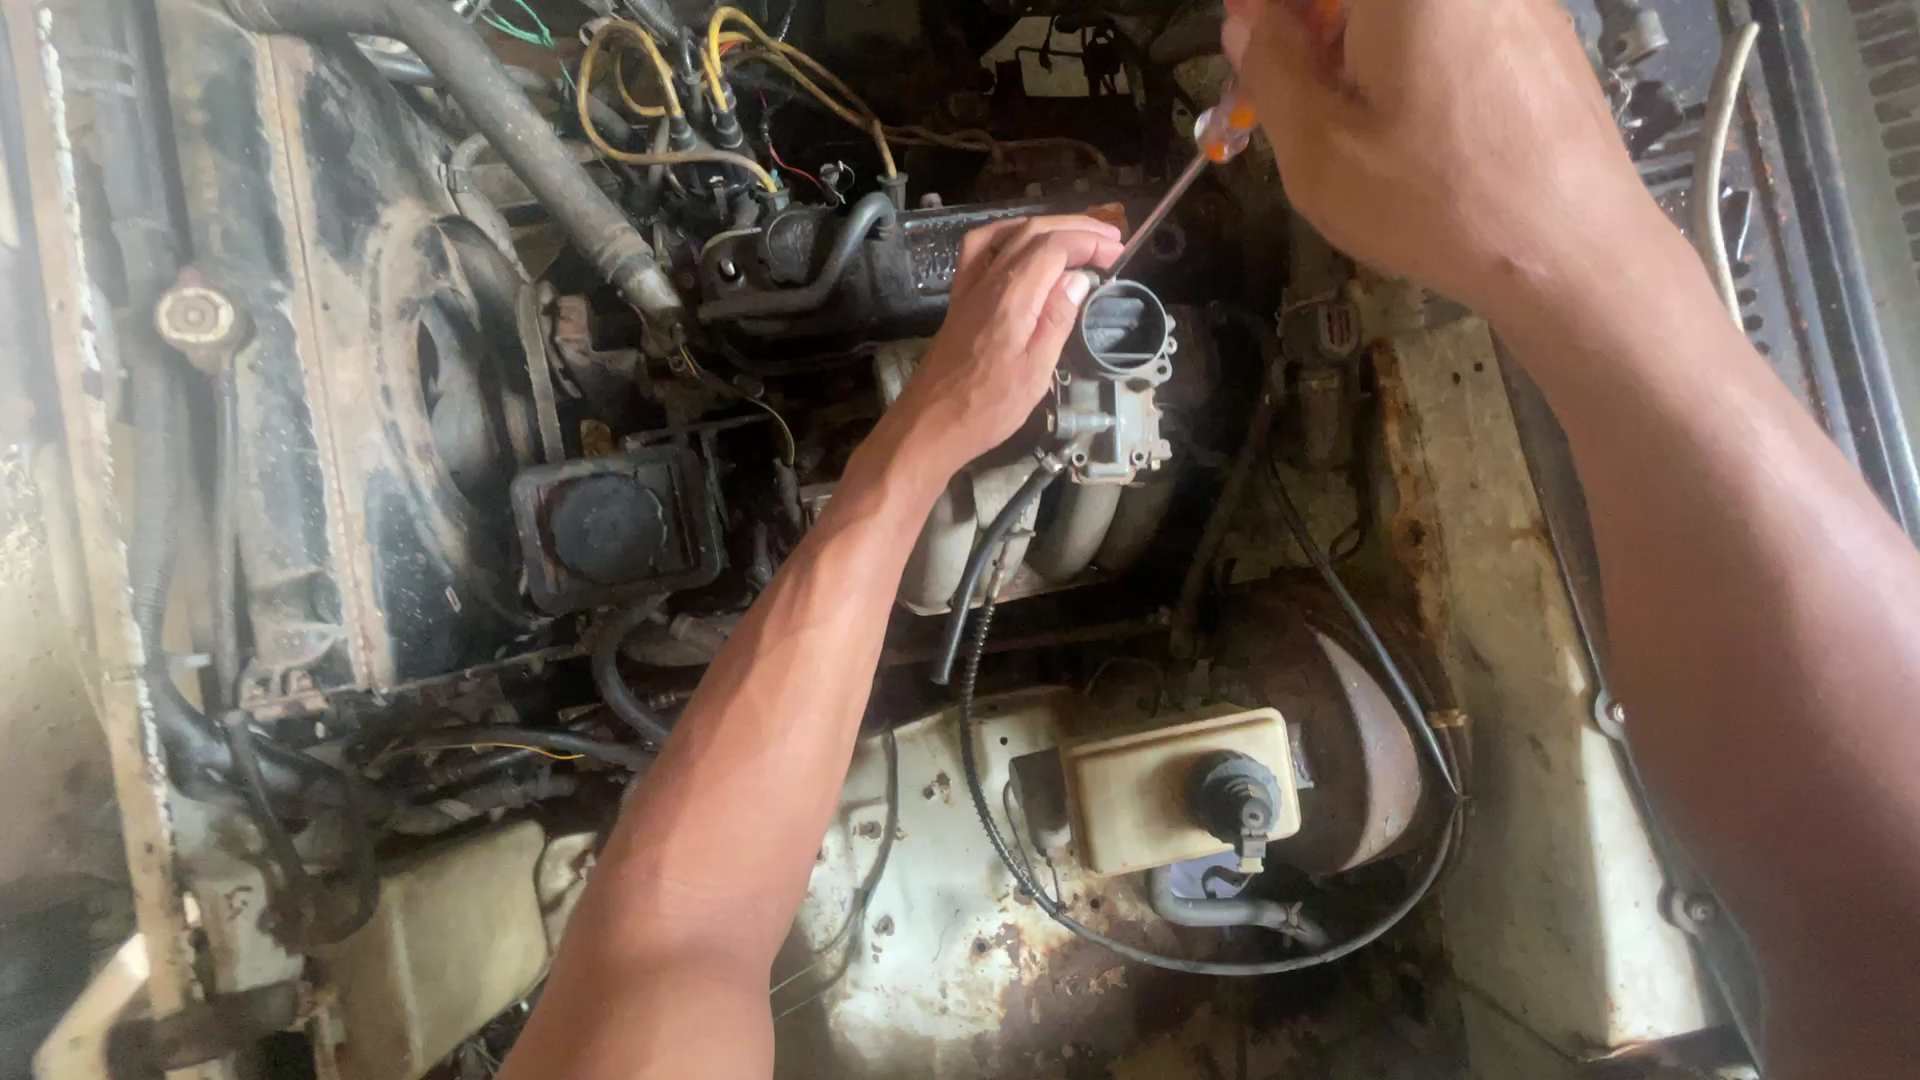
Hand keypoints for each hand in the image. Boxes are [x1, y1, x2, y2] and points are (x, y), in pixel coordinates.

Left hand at [893, 215, 1122, 468]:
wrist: (929, 425)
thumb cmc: (986, 409)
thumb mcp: (1034, 372)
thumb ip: (1056, 320)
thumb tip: (1077, 279)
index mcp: (1012, 297)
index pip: (1055, 247)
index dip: (1089, 242)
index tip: (1117, 253)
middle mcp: (987, 282)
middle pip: (1033, 232)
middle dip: (1075, 228)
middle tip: (1109, 239)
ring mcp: (968, 289)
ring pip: (1007, 235)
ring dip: (1045, 227)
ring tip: (1075, 237)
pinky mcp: (959, 302)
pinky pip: (979, 251)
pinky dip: (1005, 237)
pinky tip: (1020, 246)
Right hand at [1222, 0, 1666, 321]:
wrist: (1560, 244)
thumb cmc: (1424, 200)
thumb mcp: (1318, 149)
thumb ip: (1272, 72)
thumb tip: (1245, 22)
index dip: (1269, 5)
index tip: (1244, 39)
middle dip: (1313, 26)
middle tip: (1283, 86)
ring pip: (1400, 13)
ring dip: (1351, 43)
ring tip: (1338, 113)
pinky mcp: (1534, 27)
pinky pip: (1446, 22)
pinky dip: (1400, 51)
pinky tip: (1398, 117)